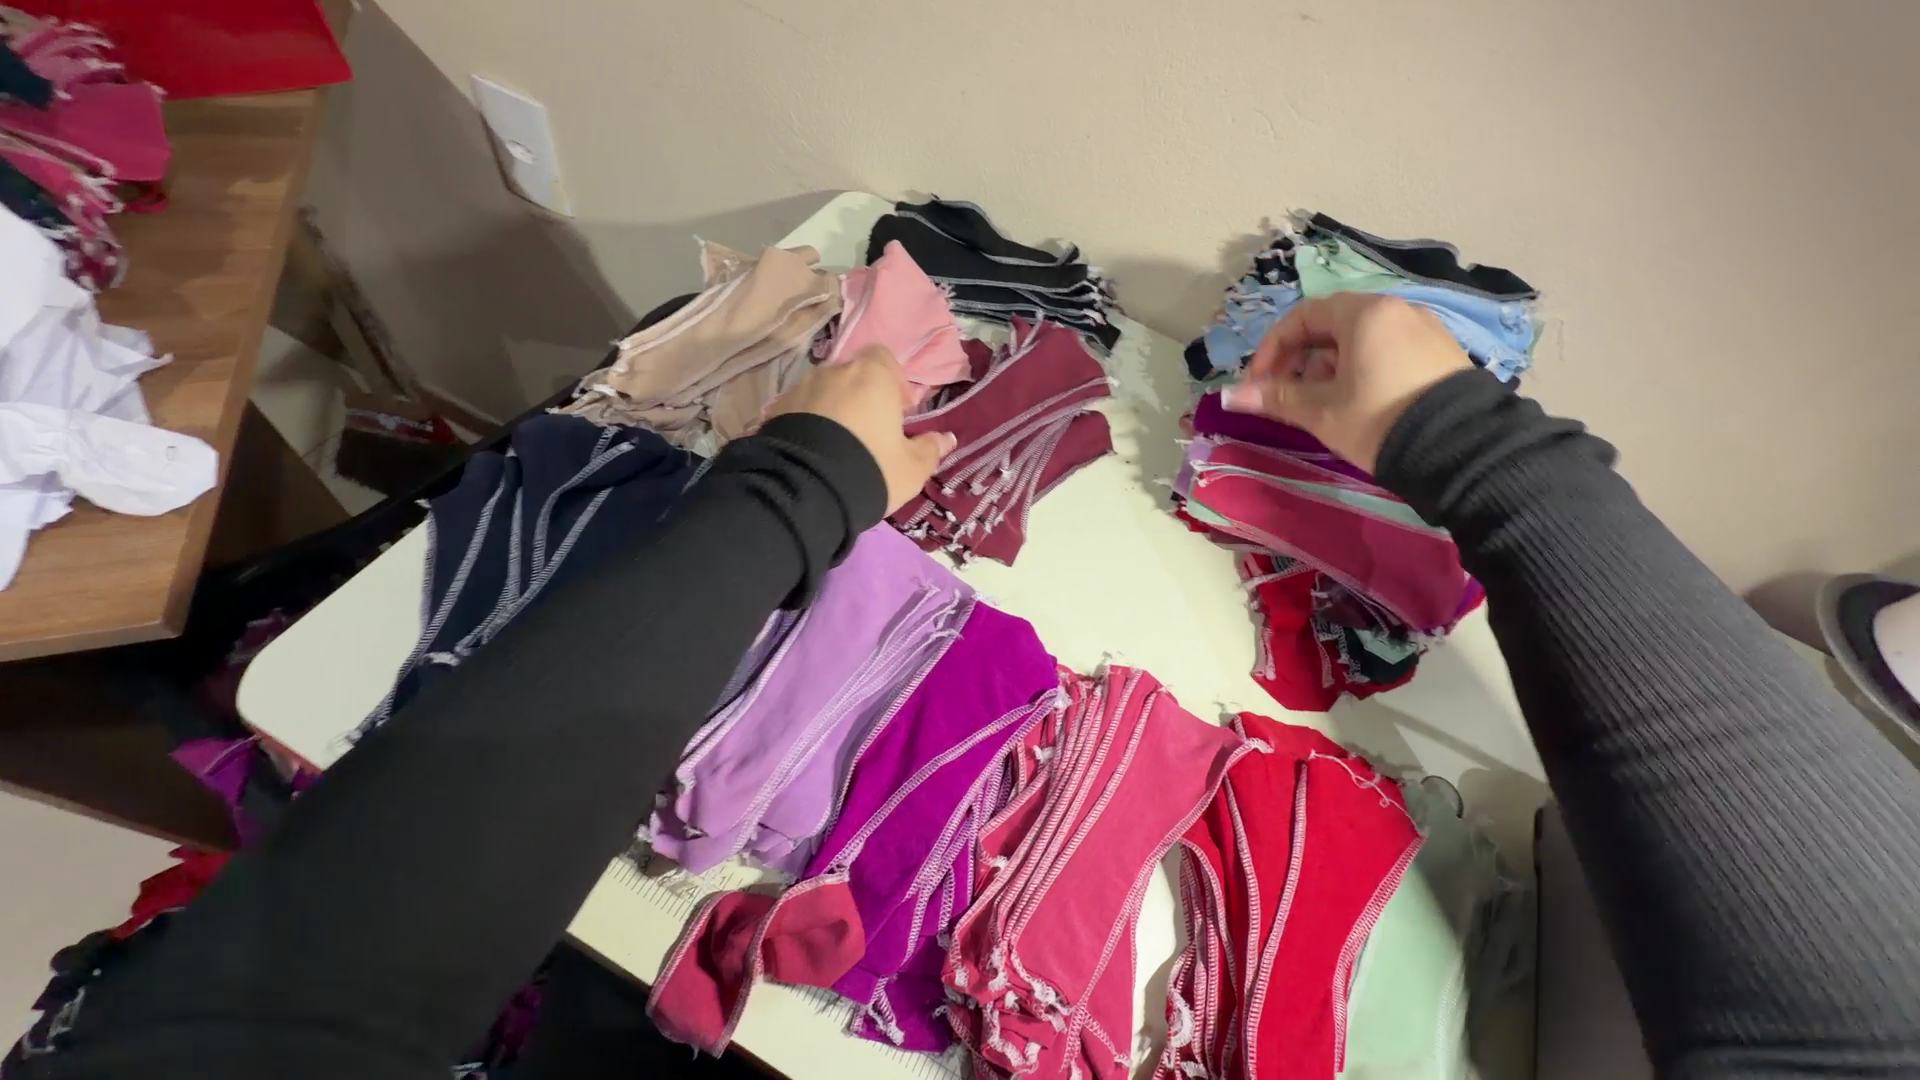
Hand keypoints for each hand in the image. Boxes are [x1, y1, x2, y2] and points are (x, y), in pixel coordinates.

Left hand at [767, 345, 955, 514]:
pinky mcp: (775, 412)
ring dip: (833, 411)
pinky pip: (800, 412)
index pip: (883, 358)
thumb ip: (930, 449)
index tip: (898, 412)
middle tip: (870, 433)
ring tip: (838, 447)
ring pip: (824, 394)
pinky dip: (809, 425)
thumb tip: (947, 438)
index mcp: (872, 376)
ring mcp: (800, 390)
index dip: (893, 381)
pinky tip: (815, 454)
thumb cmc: (872, 468)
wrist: (808, 490)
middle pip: (852, 376)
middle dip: (861, 398)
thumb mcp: (911, 467)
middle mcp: (834, 372)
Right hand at [1222, 294, 1470, 472]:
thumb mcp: (1319, 410)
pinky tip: (1356, 402)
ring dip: (1327, 367)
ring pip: (1358, 340)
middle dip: (1299, 360)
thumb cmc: (1377, 418)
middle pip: (1330, 326)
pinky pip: (1385, 350)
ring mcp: (1423, 330)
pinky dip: (1359, 369)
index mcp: (1364, 313)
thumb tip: (1229, 396)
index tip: (1259, 382)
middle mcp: (1396, 310)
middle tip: (1285, 394)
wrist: (1458, 448)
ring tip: (1319, 403)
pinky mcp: (1439, 353)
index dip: (1271, 349)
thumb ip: (1274, 397)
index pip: (1302, 317)